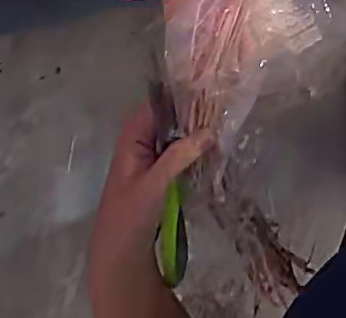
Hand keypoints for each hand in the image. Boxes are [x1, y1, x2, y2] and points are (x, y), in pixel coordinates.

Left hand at [87, 105, 210, 317]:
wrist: (120, 257)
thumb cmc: (129, 217)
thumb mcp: (154, 185)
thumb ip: (179, 156)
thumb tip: (210, 130)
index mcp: (133, 133)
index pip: (162, 100)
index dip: (185, 93)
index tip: (212, 88)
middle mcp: (143, 136)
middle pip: (173, 113)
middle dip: (197, 111)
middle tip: (224, 108)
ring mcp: (153, 152)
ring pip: (180, 130)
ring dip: (199, 129)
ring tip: (225, 123)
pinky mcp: (163, 167)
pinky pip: (182, 147)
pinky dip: (197, 146)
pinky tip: (216, 146)